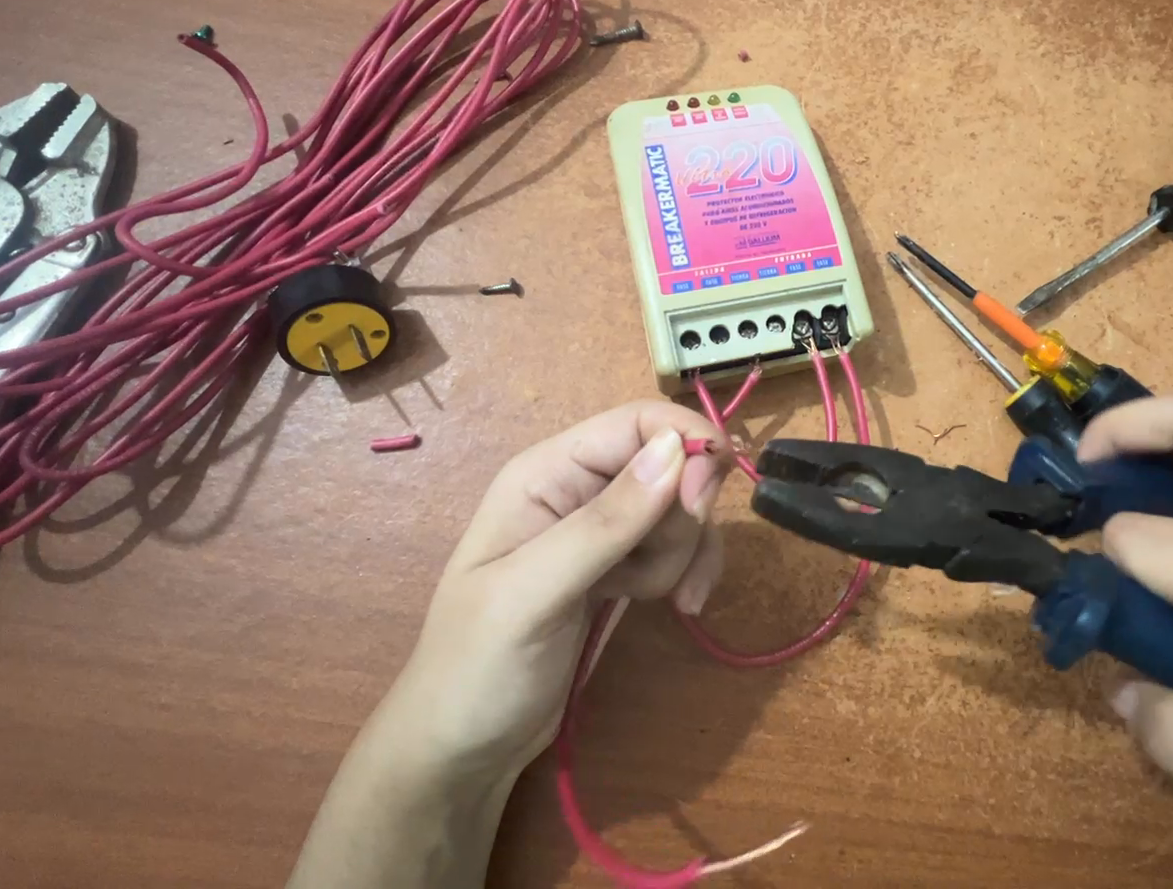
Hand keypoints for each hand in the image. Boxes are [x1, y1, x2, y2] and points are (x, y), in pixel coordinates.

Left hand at [384, 400, 730, 776]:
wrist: (464, 750)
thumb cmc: (478, 668)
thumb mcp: (534, 593)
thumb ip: (606, 522)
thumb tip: (679, 449)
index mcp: (547, 473)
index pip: (636, 423)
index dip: (686, 442)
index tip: (708, 497)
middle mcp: (578, 489)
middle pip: (670, 466)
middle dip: (681, 518)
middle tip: (663, 575)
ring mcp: (601, 531)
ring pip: (680, 510)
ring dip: (681, 556)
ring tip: (645, 601)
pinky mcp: (620, 567)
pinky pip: (677, 547)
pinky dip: (686, 573)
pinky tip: (678, 608)